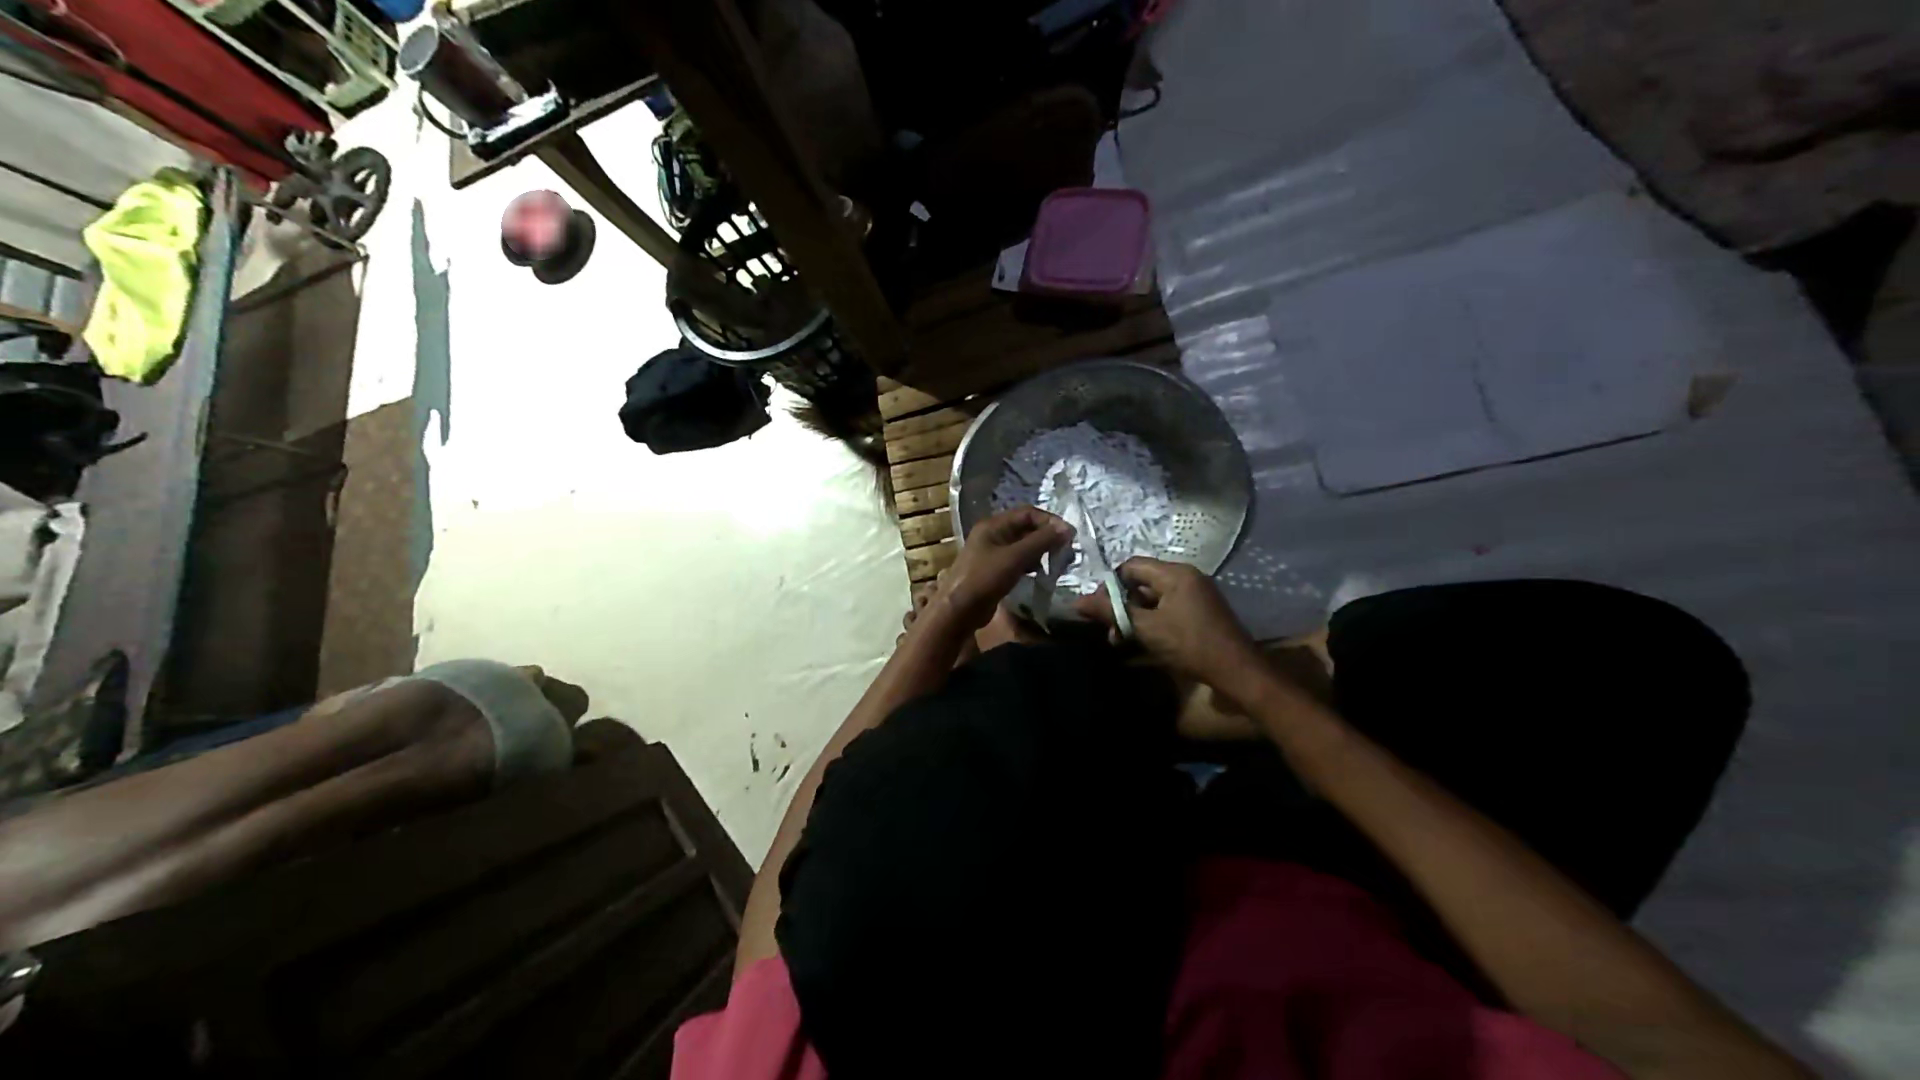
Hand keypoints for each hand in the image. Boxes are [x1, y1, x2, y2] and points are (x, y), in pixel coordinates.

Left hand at [937, 506, 1072, 631]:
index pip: (1028, 513)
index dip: (1049, 521)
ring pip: (1023, 545)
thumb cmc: (984, 578)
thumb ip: (1041, 541)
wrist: (959, 610)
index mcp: (993, 525)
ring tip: (1057, 561)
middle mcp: (992, 535)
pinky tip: (1041, 572)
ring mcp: (992, 552)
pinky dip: (1032, 563)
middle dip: (1046, 536)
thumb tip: (1067, 529)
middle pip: (1026, 528)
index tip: (1069, 535)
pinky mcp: (995, 570)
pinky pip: (1018, 560)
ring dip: (1041, 550)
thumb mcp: (1015, 557)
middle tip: (1065, 549)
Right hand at [1075, 557, 1262, 686]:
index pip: (1131, 566)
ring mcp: (1196, 594)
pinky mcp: (1200, 611)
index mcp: (1175, 574)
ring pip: (1153, 598)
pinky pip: (1167, 608)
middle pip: (1141, 582)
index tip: (1099, 610)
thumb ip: (1111, 612)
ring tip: (1121, 641)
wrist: (1237, 672)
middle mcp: (1187, 577)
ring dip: (1134, 617)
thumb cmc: (1190, 645)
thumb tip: (1076, 602)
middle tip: (1109, 630)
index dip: (1110, 586)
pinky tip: (1142, 642)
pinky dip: (1151, 621)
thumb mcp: (1146, 628)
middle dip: (1121, 605)